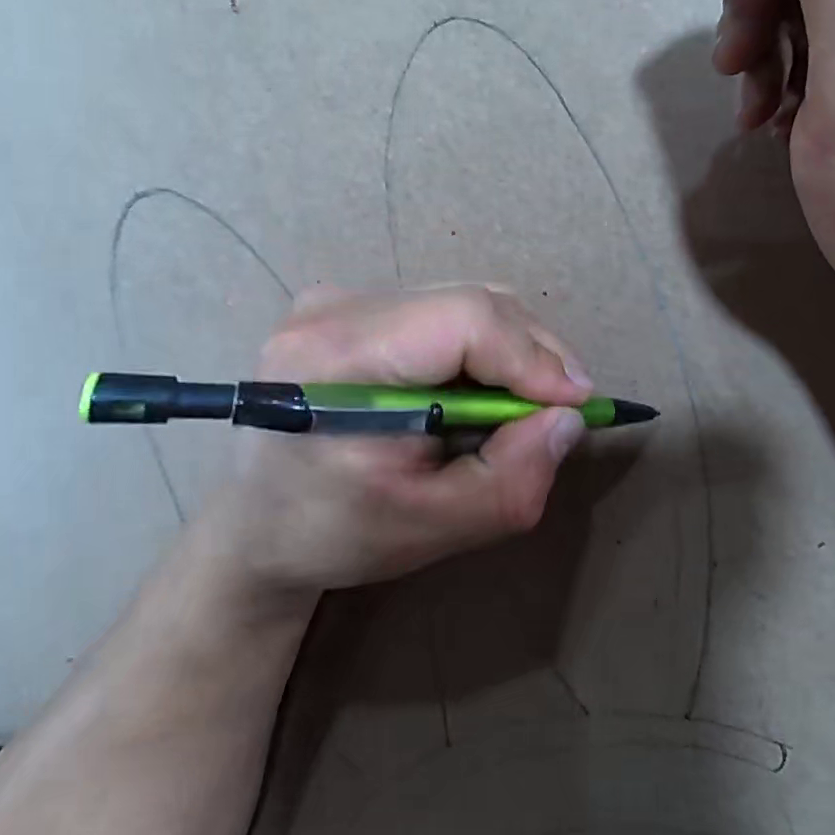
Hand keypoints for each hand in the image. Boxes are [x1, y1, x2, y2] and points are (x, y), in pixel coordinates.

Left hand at [189, 285, 592, 599]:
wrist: (257, 525)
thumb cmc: (337, 534)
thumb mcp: (437, 526)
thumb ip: (514, 477)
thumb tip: (569, 417)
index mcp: (337, 361)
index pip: (465, 320)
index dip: (534, 358)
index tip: (577, 405)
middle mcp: (333, 309)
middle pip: (474, 302)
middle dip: (534, 355)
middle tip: (562, 410)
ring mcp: (339, 299)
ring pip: (468, 302)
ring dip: (512, 352)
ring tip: (521, 407)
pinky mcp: (352, 306)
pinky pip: (446, 310)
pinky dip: (483, 349)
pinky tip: (478, 393)